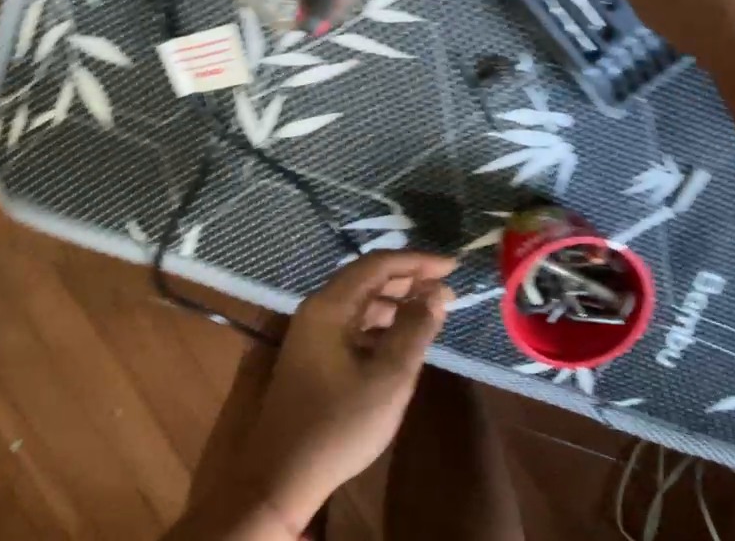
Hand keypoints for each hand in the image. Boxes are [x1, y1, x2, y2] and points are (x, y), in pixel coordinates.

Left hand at [239, 252, 456, 531]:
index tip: (452, 268)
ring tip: (432, 313)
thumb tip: (434, 295)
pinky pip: (352, 323)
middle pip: (367, 279)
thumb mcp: (388, 378)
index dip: (417, 262)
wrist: (283, 472)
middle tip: (447, 291)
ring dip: (396, 302)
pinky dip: (380, 323)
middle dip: (409, 280)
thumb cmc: (339, 423)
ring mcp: (312, 332)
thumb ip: (414, 331)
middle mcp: (317, 309)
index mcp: (330, 305)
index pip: (378, 264)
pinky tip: (402, 339)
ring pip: (359, 302)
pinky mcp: (313, 354)